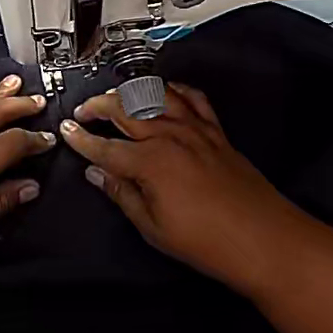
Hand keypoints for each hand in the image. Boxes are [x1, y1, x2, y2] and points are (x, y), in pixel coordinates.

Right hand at [60, 83, 310, 296]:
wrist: (264, 240)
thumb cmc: (210, 242)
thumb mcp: (154, 228)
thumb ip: (122, 195)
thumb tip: (99, 175)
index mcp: (151, 162)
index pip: (104, 146)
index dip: (81, 139)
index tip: (68, 132)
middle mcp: (171, 136)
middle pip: (125, 109)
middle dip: (98, 106)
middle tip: (83, 111)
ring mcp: (195, 130)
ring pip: (155, 95)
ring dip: (130, 92)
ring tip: (116, 97)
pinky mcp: (215, 131)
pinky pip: (192, 98)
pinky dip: (174, 90)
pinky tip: (164, 92)